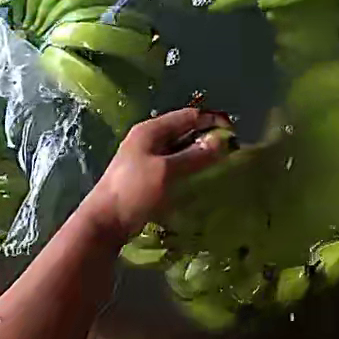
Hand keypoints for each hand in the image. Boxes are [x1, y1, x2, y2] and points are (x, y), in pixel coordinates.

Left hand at [78, 108, 232, 241]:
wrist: (105, 222)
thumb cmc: (134, 191)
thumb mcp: (167, 171)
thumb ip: (195, 155)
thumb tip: (222, 142)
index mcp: (151, 130)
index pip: (188, 116)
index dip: (211, 120)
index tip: (233, 132)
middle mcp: (149, 138)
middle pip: (184, 129)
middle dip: (207, 135)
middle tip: (230, 148)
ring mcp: (147, 157)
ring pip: (180, 147)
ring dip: (199, 151)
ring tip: (221, 161)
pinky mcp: (148, 174)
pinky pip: (175, 163)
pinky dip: (190, 164)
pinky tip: (202, 174)